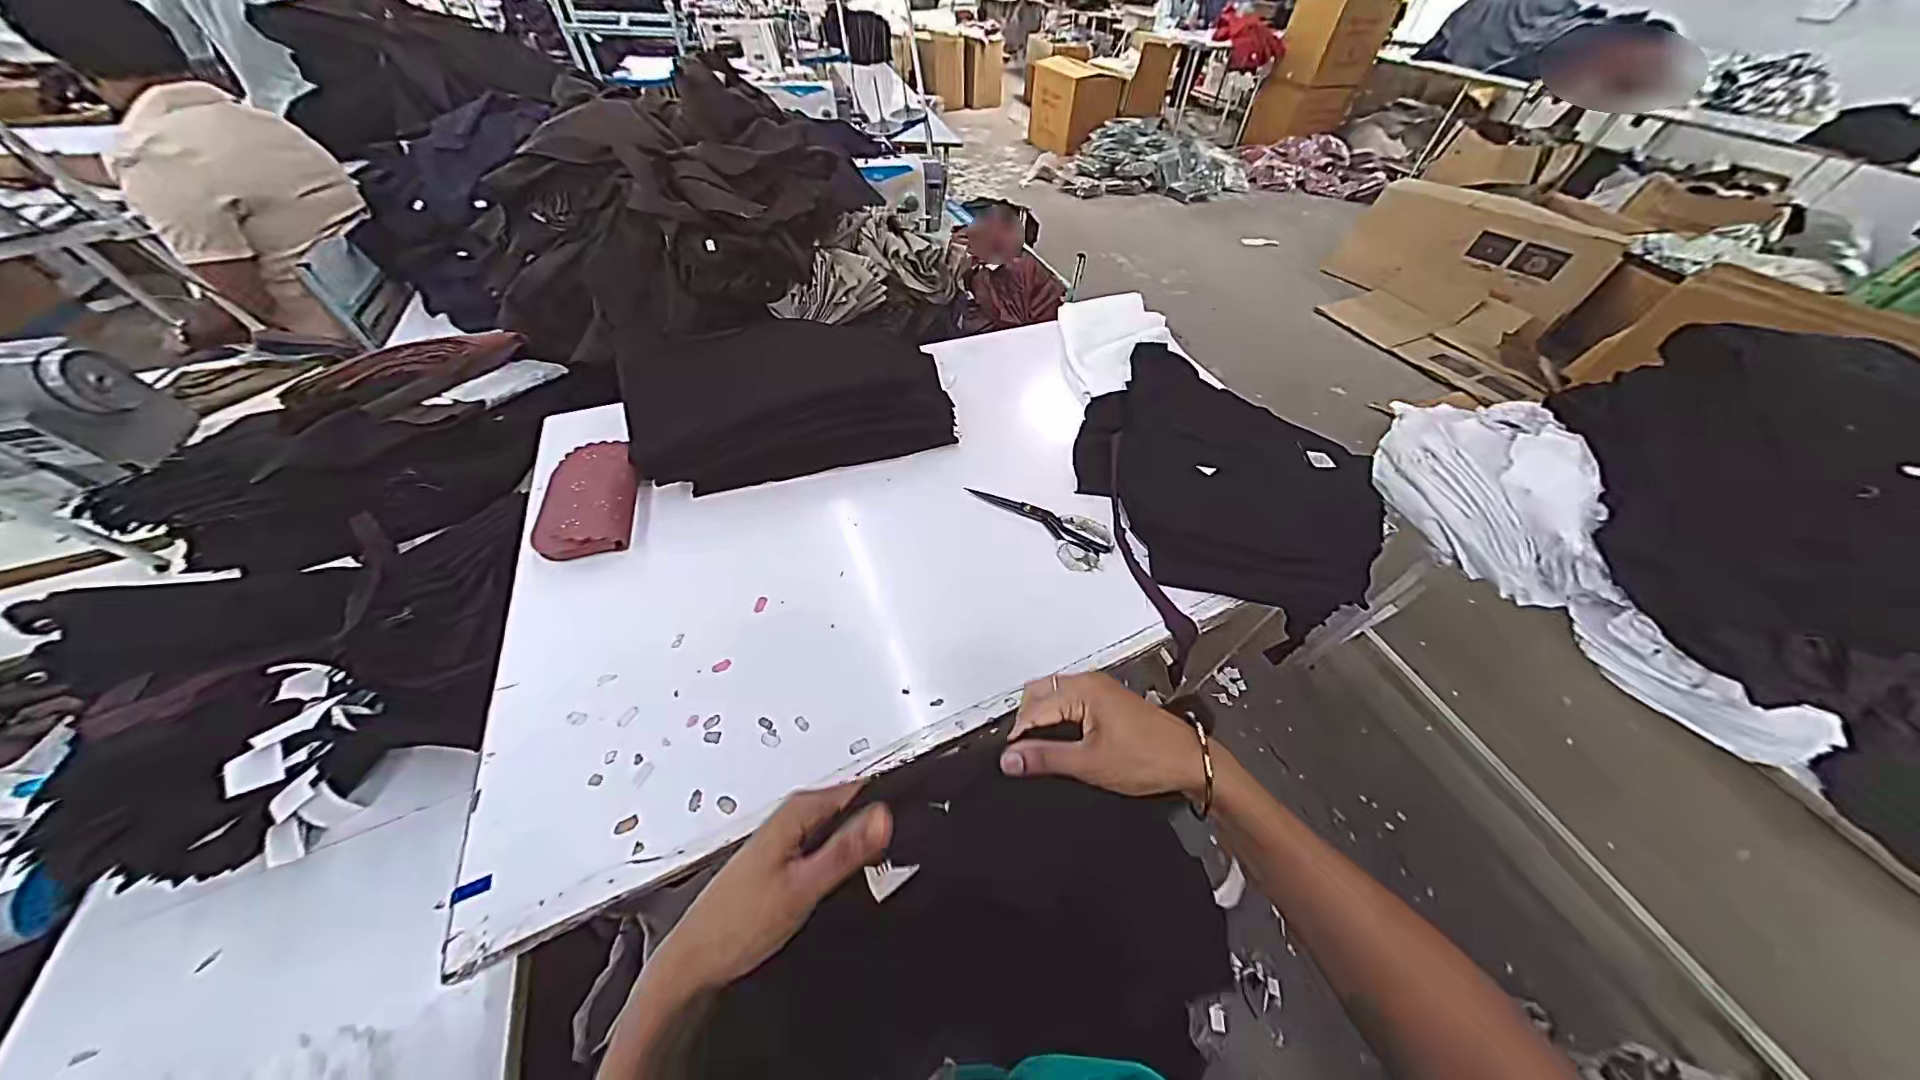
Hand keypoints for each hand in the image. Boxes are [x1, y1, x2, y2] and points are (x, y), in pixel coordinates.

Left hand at [644, 783, 890, 998]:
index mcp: (796, 811)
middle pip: (850, 808)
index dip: (885, 808)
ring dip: (857, 846)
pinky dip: (840, 860)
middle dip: (873, 829)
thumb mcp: (803, 887)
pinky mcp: (785, 858)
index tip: (904, 826)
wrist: (695, 961)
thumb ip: (846, 850)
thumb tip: (883, 817)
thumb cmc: (735, 924)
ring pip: (838, 829)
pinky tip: (842, 882)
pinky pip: (825, 846)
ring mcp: (786, 837)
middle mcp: (790, 817)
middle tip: (888, 858)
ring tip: (868, 872)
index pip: (857, 788)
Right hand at [999, 673, 1209, 800]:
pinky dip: (1058, 720)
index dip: (1018, 735)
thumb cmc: (1152, 757)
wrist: (1190, 763)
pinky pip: (1069, 702)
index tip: (1011, 758)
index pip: (1032, 707)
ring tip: (1039, 750)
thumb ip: (1044, 758)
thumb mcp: (1089, 763)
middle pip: (1038, 694)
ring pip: (1053, 697)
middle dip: (1026, 722)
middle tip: (1022, 754)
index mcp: (1084, 689)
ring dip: (1042, 720)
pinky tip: (1061, 742)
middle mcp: (1091, 682)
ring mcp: (1100, 690)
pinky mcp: (1107, 701)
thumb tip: (1011, 758)